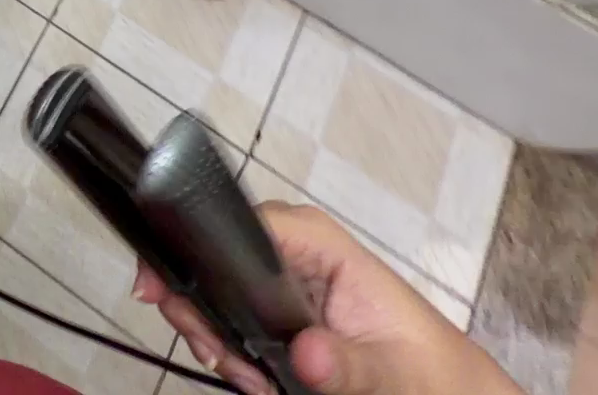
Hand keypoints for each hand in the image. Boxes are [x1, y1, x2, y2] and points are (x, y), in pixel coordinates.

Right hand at [134, 202, 520, 394]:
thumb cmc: (437, 376)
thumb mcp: (399, 376)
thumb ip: (351, 366)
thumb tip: (306, 354)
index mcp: (310, 238)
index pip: (225, 221)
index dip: (186, 252)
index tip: (161, 296)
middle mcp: (282, 243)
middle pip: (203, 254)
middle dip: (195, 308)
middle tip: (214, 356)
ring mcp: (272, 268)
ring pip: (204, 284)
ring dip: (207, 331)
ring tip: (242, 375)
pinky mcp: (269, 296)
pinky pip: (222, 306)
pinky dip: (221, 341)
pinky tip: (246, 372)